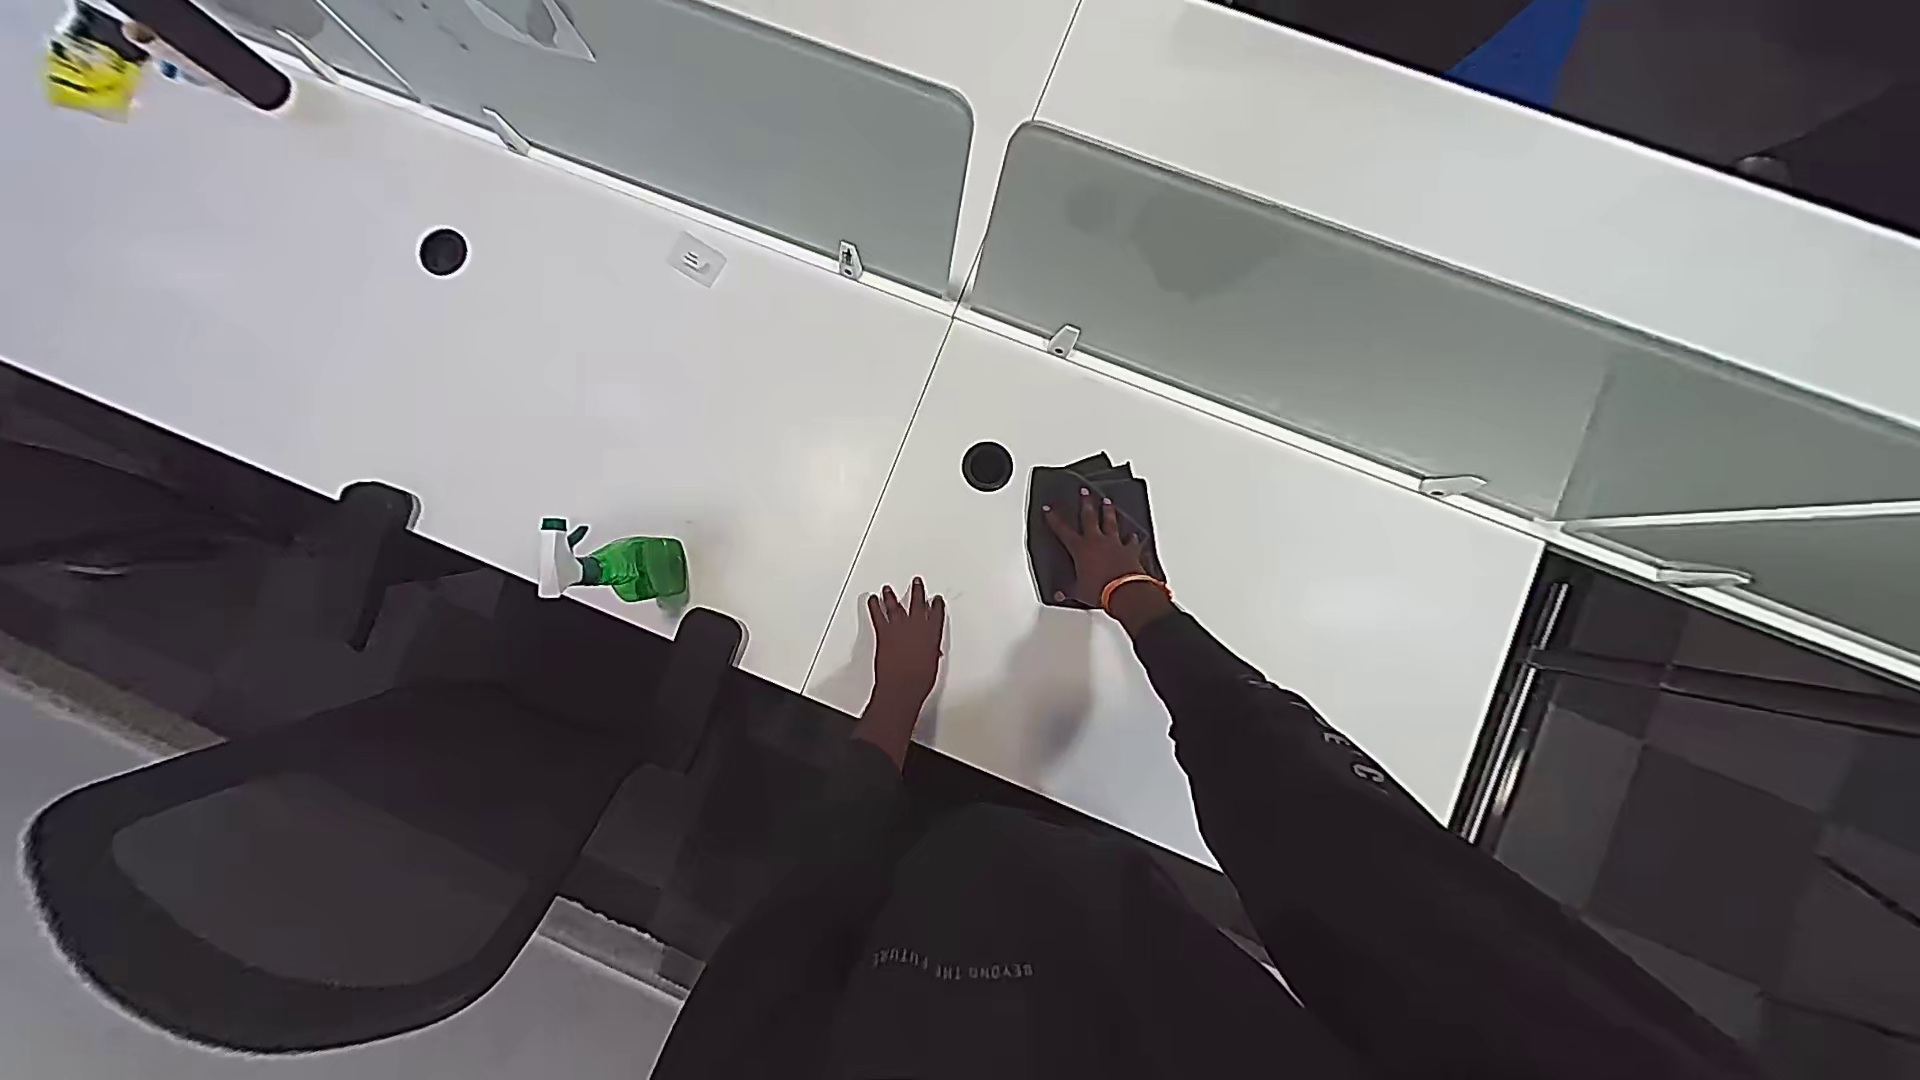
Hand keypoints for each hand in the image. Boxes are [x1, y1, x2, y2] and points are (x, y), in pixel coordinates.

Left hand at [866, 578, 945, 713]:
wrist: (902, 687)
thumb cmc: (919, 680)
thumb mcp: (932, 665)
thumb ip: (930, 652)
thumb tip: (930, 652)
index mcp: (932, 634)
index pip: (937, 613)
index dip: (936, 605)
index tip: (936, 599)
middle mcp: (917, 626)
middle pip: (917, 602)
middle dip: (917, 591)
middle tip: (917, 581)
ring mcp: (899, 627)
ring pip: (895, 605)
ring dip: (892, 595)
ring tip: (888, 589)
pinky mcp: (884, 633)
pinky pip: (878, 615)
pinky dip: (874, 606)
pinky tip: (872, 600)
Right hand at [1044, 489, 1173, 632]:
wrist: (1124, 592)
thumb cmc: (1099, 590)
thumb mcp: (1078, 592)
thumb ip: (1068, 591)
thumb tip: (1059, 595)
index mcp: (1080, 549)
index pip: (1063, 530)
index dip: (1054, 518)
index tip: (1049, 508)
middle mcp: (1096, 541)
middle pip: (1088, 517)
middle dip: (1085, 503)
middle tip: (1084, 491)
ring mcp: (1114, 543)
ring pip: (1110, 522)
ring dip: (1108, 511)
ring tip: (1107, 501)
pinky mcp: (1130, 550)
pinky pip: (1131, 541)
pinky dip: (1132, 538)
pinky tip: (1134, 534)